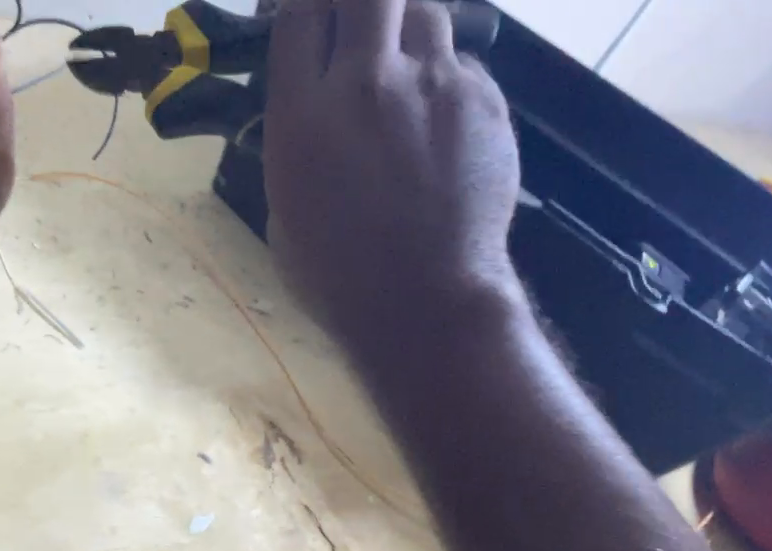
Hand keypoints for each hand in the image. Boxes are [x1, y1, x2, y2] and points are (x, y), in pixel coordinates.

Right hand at [264, 0, 523, 353]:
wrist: (423, 300)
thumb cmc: (336, 276)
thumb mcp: (286, 211)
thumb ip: (298, 146)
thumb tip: (313, 115)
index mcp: (303, 119)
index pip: (299, 15)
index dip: (299, 7)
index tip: (302, 19)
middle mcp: (366, 83)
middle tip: (353, 21)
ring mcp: (433, 85)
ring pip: (422, 10)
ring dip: (403, 28)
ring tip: (398, 69)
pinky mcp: (485, 98)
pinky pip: (460, 65)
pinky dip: (444, 82)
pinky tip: (437, 125)